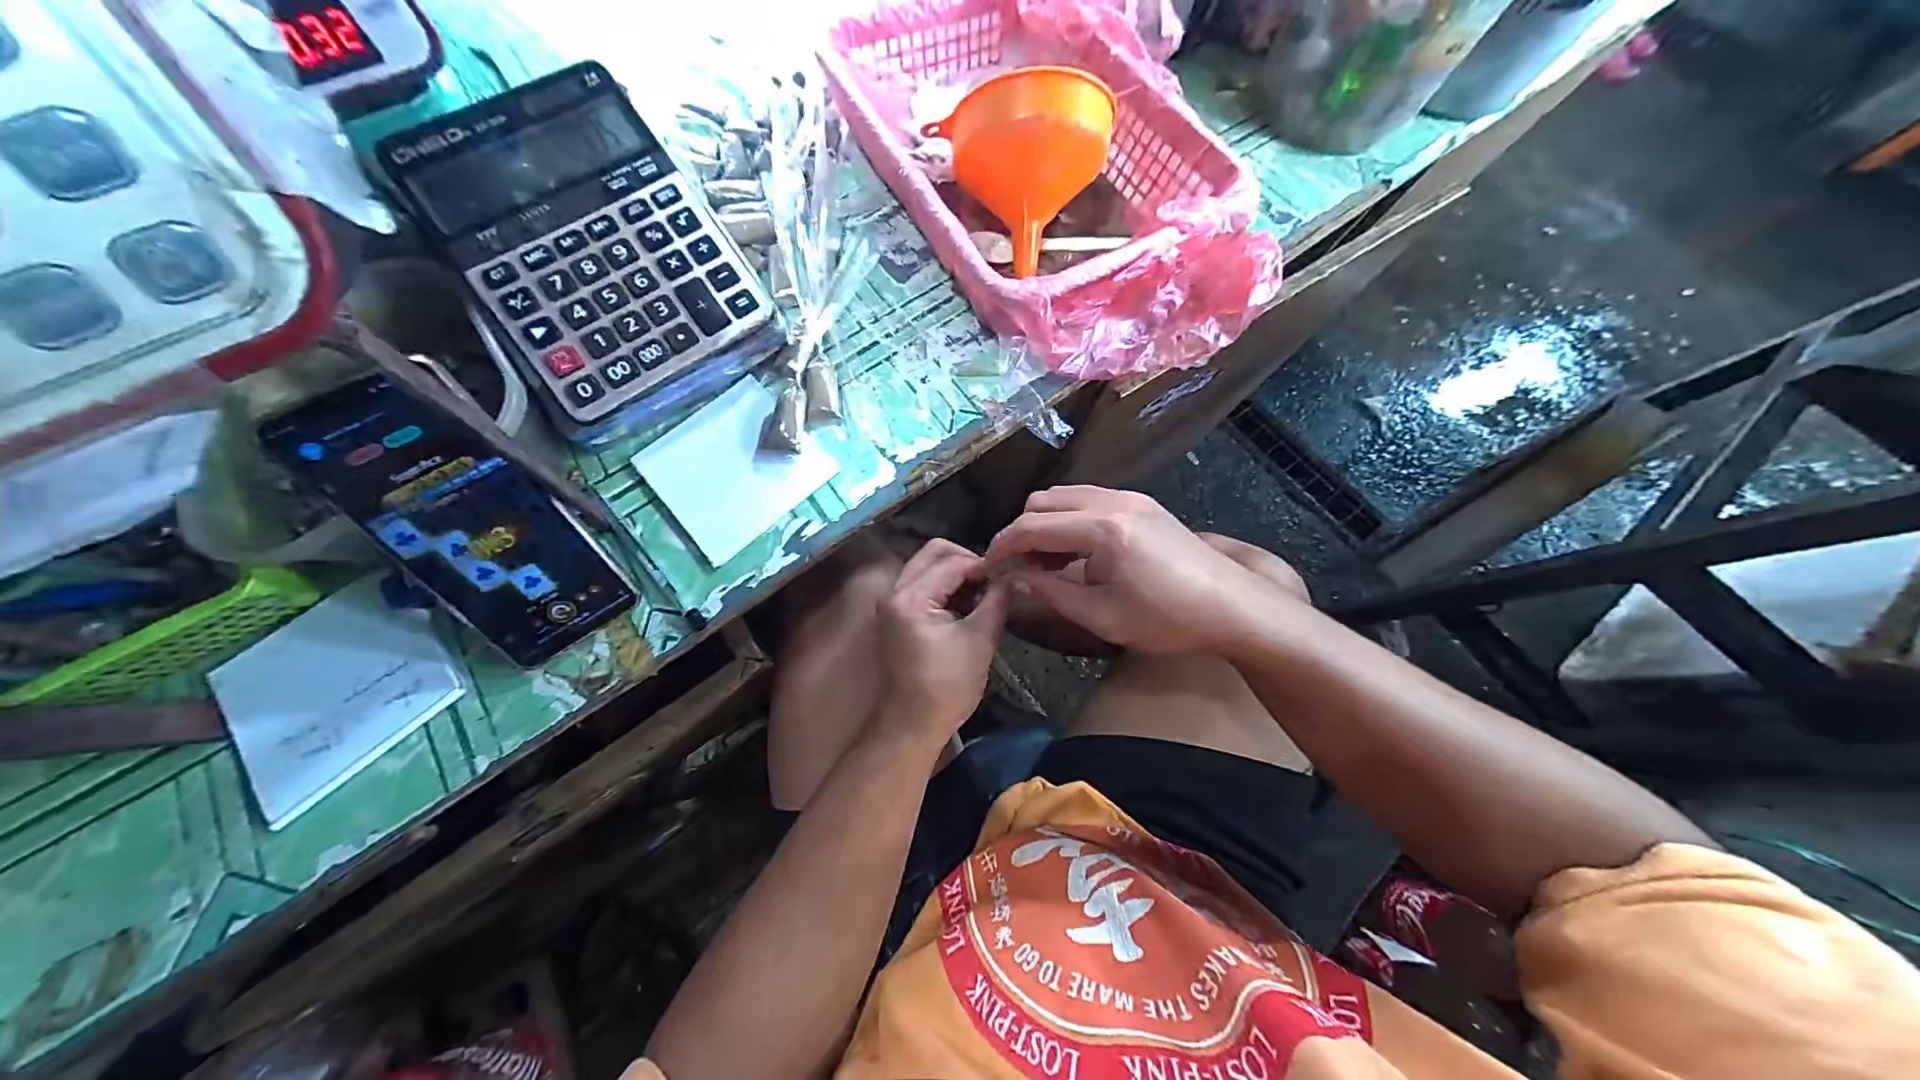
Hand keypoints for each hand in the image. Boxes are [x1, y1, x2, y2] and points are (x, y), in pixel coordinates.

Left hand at [875, 539, 1009, 742]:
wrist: (911, 725)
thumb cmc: (946, 687)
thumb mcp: (980, 640)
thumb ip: (997, 601)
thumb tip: (1012, 577)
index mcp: (910, 597)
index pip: (952, 562)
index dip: (985, 566)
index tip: (1010, 577)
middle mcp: (894, 591)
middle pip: (934, 553)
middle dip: (968, 561)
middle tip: (994, 581)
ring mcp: (892, 602)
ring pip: (927, 565)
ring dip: (956, 573)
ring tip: (984, 592)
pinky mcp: (896, 614)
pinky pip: (922, 583)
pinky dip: (945, 586)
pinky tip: (967, 603)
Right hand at [986, 486, 1308, 656]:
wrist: (1234, 607)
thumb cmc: (1168, 619)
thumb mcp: (1102, 616)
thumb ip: (1052, 593)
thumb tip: (1017, 578)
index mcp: (1102, 528)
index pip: (1032, 525)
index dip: (1003, 545)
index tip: (988, 566)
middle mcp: (1113, 500)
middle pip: (1044, 500)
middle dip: (1021, 530)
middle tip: (1018, 568)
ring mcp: (1131, 498)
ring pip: (1066, 496)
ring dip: (1046, 523)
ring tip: (1045, 563)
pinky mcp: (1144, 504)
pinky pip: (1090, 499)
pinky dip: (1070, 519)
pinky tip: (1076, 552)